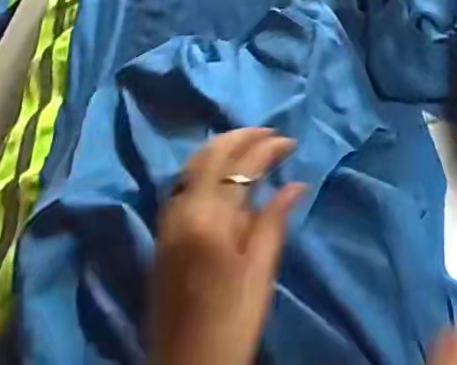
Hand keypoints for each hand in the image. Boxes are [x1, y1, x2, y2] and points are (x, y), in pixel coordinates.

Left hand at [148, 128, 306, 364]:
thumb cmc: (232, 322)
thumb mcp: (260, 270)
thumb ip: (274, 219)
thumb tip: (295, 183)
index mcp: (209, 219)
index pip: (242, 165)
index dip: (269, 148)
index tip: (291, 142)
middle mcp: (183, 212)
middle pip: (210, 155)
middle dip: (243, 138)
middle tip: (271, 134)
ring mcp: (167, 224)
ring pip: (192, 166)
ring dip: (222, 148)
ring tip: (250, 145)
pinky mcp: (162, 237)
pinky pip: (183, 184)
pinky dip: (204, 167)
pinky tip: (222, 172)